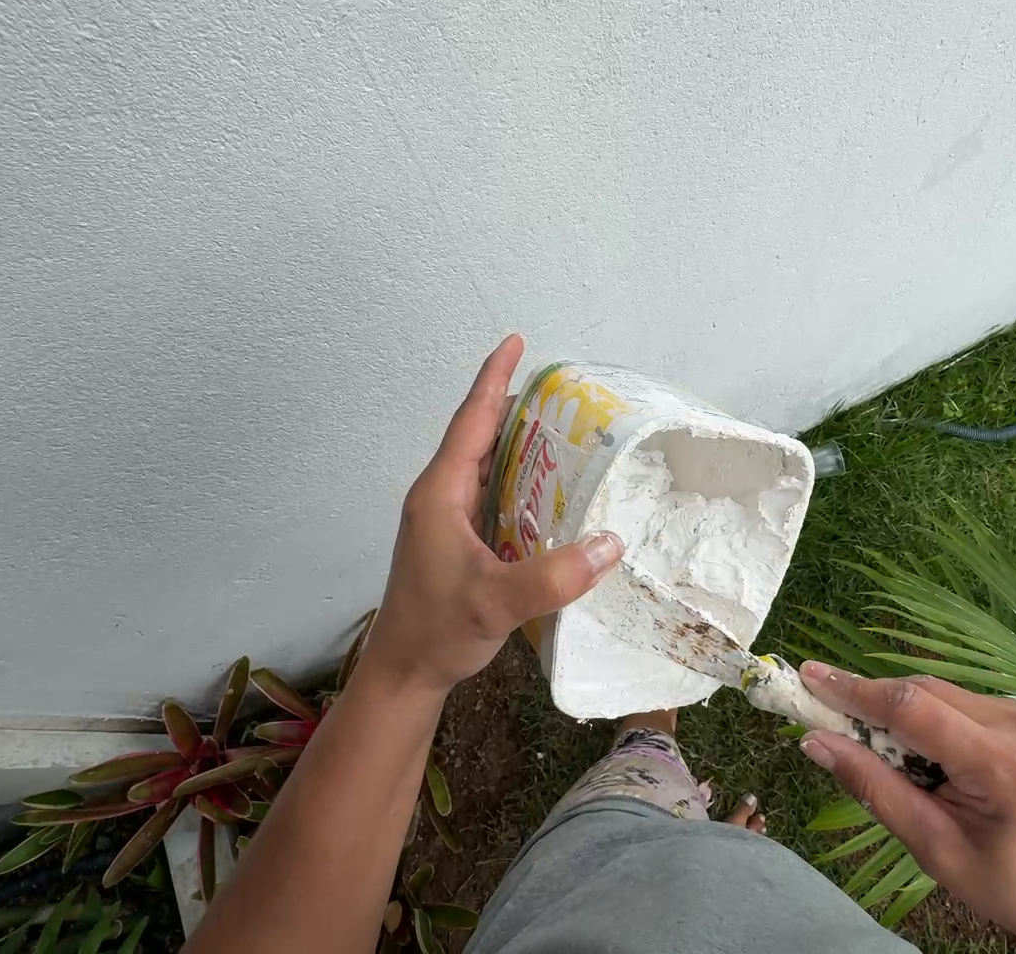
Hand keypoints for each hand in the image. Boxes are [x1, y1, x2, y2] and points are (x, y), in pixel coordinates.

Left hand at [361, 336, 623, 695]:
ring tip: (564, 433)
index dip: (494, 379)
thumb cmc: (438, 630)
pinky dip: (519, 479)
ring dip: (520, 444)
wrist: (403, 673)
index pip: (472, 421)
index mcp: (441, 493)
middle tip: (563, 395)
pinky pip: (491, 492)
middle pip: (481, 435)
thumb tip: (612, 543)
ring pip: (487, 465)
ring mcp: (446, 519)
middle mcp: (441, 496)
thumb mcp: (497, 602)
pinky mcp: (456, 540)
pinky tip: (549, 491)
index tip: (514, 341)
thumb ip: (553, 576)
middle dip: (517, 408)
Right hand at [796, 664, 1015, 953]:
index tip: (807, 675)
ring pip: (940, 693)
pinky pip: (962, 702)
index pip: (914, 709)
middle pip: (924, 692)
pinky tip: (927, 755)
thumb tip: (815, 743)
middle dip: (871, 702)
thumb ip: (876, 790)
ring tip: (886, 754)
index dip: (854, 689)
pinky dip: (930, 718)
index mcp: (1008, 768)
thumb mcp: (939, 852)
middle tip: (827, 717)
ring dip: (900, 713)